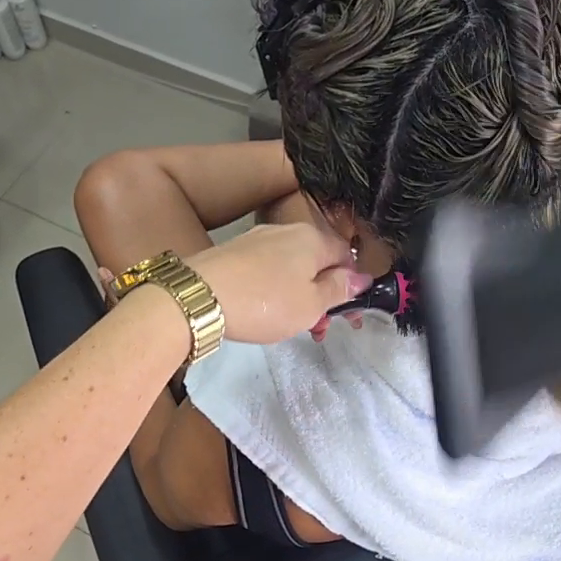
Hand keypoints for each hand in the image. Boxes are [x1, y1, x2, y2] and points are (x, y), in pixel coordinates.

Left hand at [187, 223, 369, 344]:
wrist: (200, 296)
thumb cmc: (265, 302)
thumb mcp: (312, 305)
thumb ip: (339, 289)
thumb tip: (361, 277)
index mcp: (313, 239)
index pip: (347, 256)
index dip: (353, 286)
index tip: (349, 318)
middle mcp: (287, 231)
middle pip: (318, 262)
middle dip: (324, 296)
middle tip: (319, 329)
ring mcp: (258, 239)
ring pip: (293, 268)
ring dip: (300, 297)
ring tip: (294, 327)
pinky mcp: (235, 253)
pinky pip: (268, 271)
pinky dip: (276, 291)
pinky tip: (267, 312)